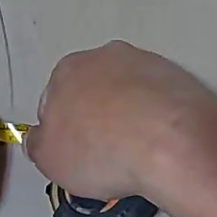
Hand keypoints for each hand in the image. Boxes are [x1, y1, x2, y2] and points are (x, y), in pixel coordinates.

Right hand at [26, 40, 216, 205]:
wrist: (170, 146)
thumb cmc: (104, 150)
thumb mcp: (48, 159)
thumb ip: (37, 144)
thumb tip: (40, 141)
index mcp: (66, 70)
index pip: (52, 102)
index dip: (60, 133)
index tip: (71, 153)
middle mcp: (105, 57)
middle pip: (91, 93)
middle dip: (93, 120)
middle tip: (100, 156)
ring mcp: (145, 64)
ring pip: (127, 96)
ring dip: (126, 119)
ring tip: (131, 156)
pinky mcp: (179, 79)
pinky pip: (158, 103)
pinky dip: (155, 121)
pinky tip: (155, 148)